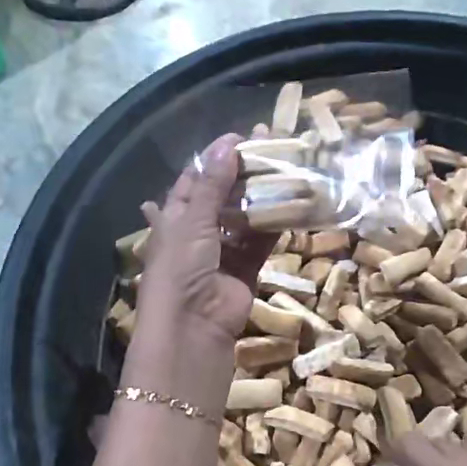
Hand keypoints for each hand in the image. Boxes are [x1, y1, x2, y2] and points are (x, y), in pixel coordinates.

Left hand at [135, 133, 274, 343]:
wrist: (193, 326)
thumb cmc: (182, 268)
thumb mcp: (193, 221)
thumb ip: (213, 185)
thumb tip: (229, 143)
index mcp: (174, 218)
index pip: (194, 180)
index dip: (214, 159)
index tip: (240, 138)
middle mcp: (198, 233)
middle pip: (223, 197)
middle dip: (243, 175)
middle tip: (270, 150)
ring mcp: (223, 252)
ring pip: (245, 218)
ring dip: (262, 198)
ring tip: (286, 172)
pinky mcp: (246, 269)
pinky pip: (261, 242)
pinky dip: (274, 227)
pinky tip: (292, 206)